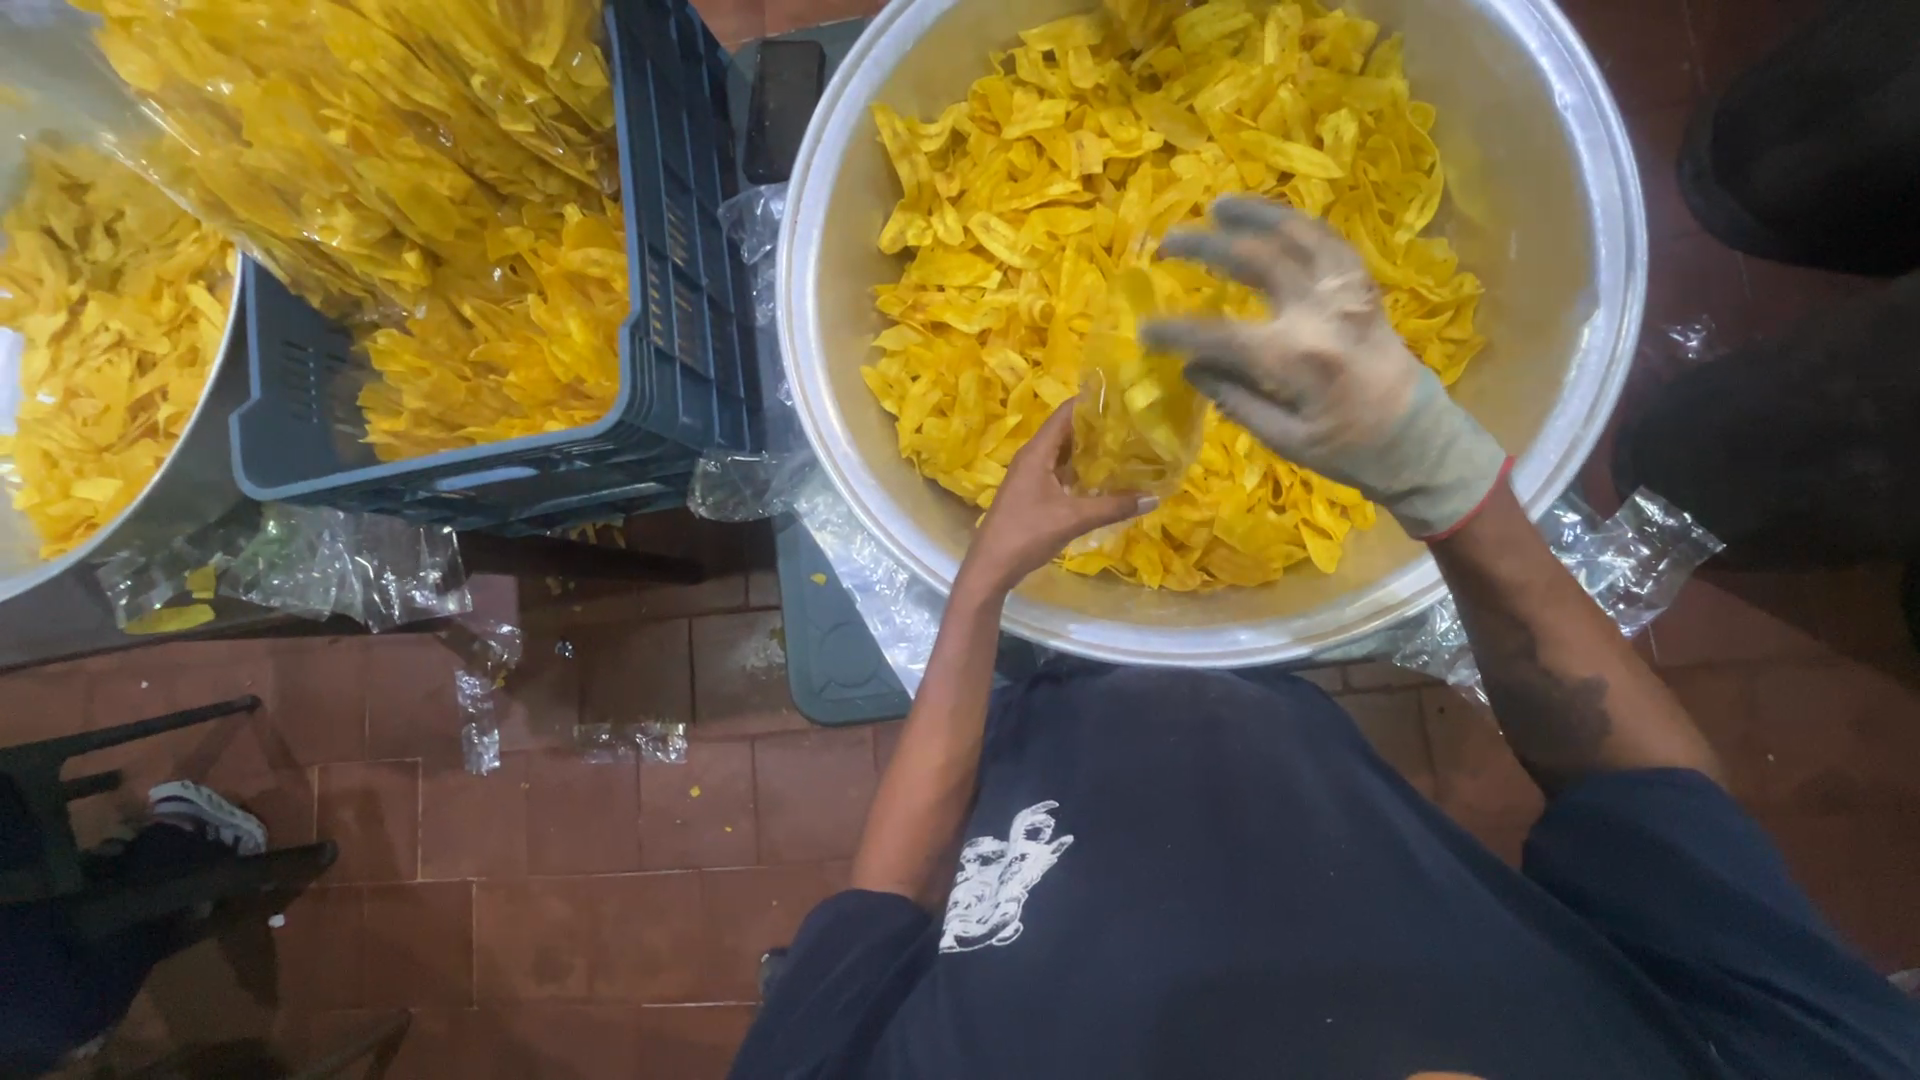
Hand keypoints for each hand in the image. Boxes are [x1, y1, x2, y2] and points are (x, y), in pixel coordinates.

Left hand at [958, 402, 1152, 595]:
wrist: (991, 566)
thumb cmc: (1027, 534)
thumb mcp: (1073, 518)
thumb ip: (1113, 506)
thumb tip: (1153, 498)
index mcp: (1037, 452)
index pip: (1065, 413)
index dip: (1091, 402)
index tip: (1122, 398)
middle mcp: (1032, 457)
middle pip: (1066, 431)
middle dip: (1096, 427)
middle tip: (1131, 424)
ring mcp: (1030, 476)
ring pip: (1063, 454)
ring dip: (1088, 451)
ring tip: (1124, 446)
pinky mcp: (1032, 494)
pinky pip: (1059, 473)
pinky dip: (1080, 472)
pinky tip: (1103, 479)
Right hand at [1142, 196, 1510, 539]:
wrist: (1419, 441)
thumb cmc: (1348, 450)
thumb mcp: (1284, 439)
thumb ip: (1235, 399)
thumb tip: (1191, 367)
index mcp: (1298, 359)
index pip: (1220, 335)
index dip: (1177, 331)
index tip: (1144, 330)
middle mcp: (1323, 313)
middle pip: (1257, 261)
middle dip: (1206, 247)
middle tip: (1168, 243)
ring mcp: (1349, 293)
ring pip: (1298, 235)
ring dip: (1255, 215)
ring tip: (1218, 205)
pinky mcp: (1364, 289)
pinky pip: (1329, 242)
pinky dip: (1296, 225)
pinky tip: (1271, 221)